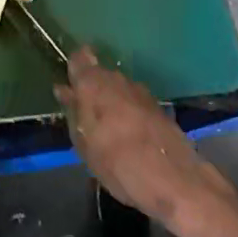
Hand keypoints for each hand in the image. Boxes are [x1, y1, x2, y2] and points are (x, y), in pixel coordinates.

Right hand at [55, 48, 236, 222]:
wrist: (173, 179)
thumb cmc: (117, 163)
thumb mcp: (83, 143)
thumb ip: (73, 111)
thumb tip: (64, 89)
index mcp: (93, 84)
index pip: (79, 57)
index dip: (74, 69)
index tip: (70, 87)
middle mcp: (117, 79)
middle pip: (100, 74)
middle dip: (92, 90)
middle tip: (86, 117)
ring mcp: (140, 91)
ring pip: (118, 88)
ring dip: (112, 102)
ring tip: (109, 131)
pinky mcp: (158, 105)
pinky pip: (134, 102)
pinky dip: (129, 112)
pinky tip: (130, 137)